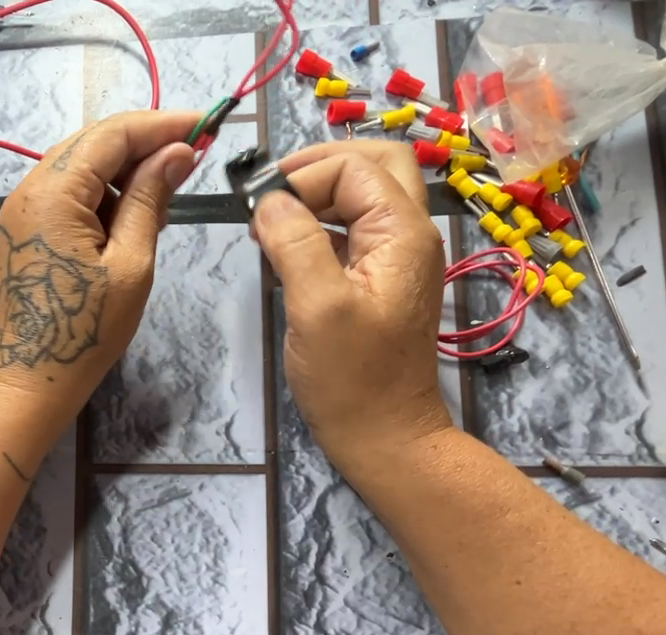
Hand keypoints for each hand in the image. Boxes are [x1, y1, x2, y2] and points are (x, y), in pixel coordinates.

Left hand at [0, 110, 200, 411]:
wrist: (29, 383)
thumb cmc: (84, 332)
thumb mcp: (130, 263)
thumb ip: (151, 199)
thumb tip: (178, 151)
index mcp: (52, 192)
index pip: (111, 134)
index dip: (161, 125)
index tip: (205, 127)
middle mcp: (27, 192)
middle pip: (91, 147)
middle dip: (142, 149)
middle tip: (187, 167)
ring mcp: (19, 215)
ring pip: (78, 173)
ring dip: (122, 179)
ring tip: (159, 210)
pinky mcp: (20, 237)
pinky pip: (64, 201)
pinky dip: (98, 202)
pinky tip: (126, 226)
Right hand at [252, 141, 451, 468]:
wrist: (384, 434)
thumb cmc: (351, 378)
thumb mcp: (316, 307)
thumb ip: (294, 245)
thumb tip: (267, 202)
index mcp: (402, 233)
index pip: (353, 168)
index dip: (302, 178)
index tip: (256, 209)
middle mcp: (409, 236)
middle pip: (374, 168)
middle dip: (319, 170)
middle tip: (270, 194)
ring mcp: (398, 261)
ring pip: (366, 200)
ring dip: (319, 198)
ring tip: (272, 222)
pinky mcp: (381, 285)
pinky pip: (355, 236)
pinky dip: (322, 230)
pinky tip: (288, 253)